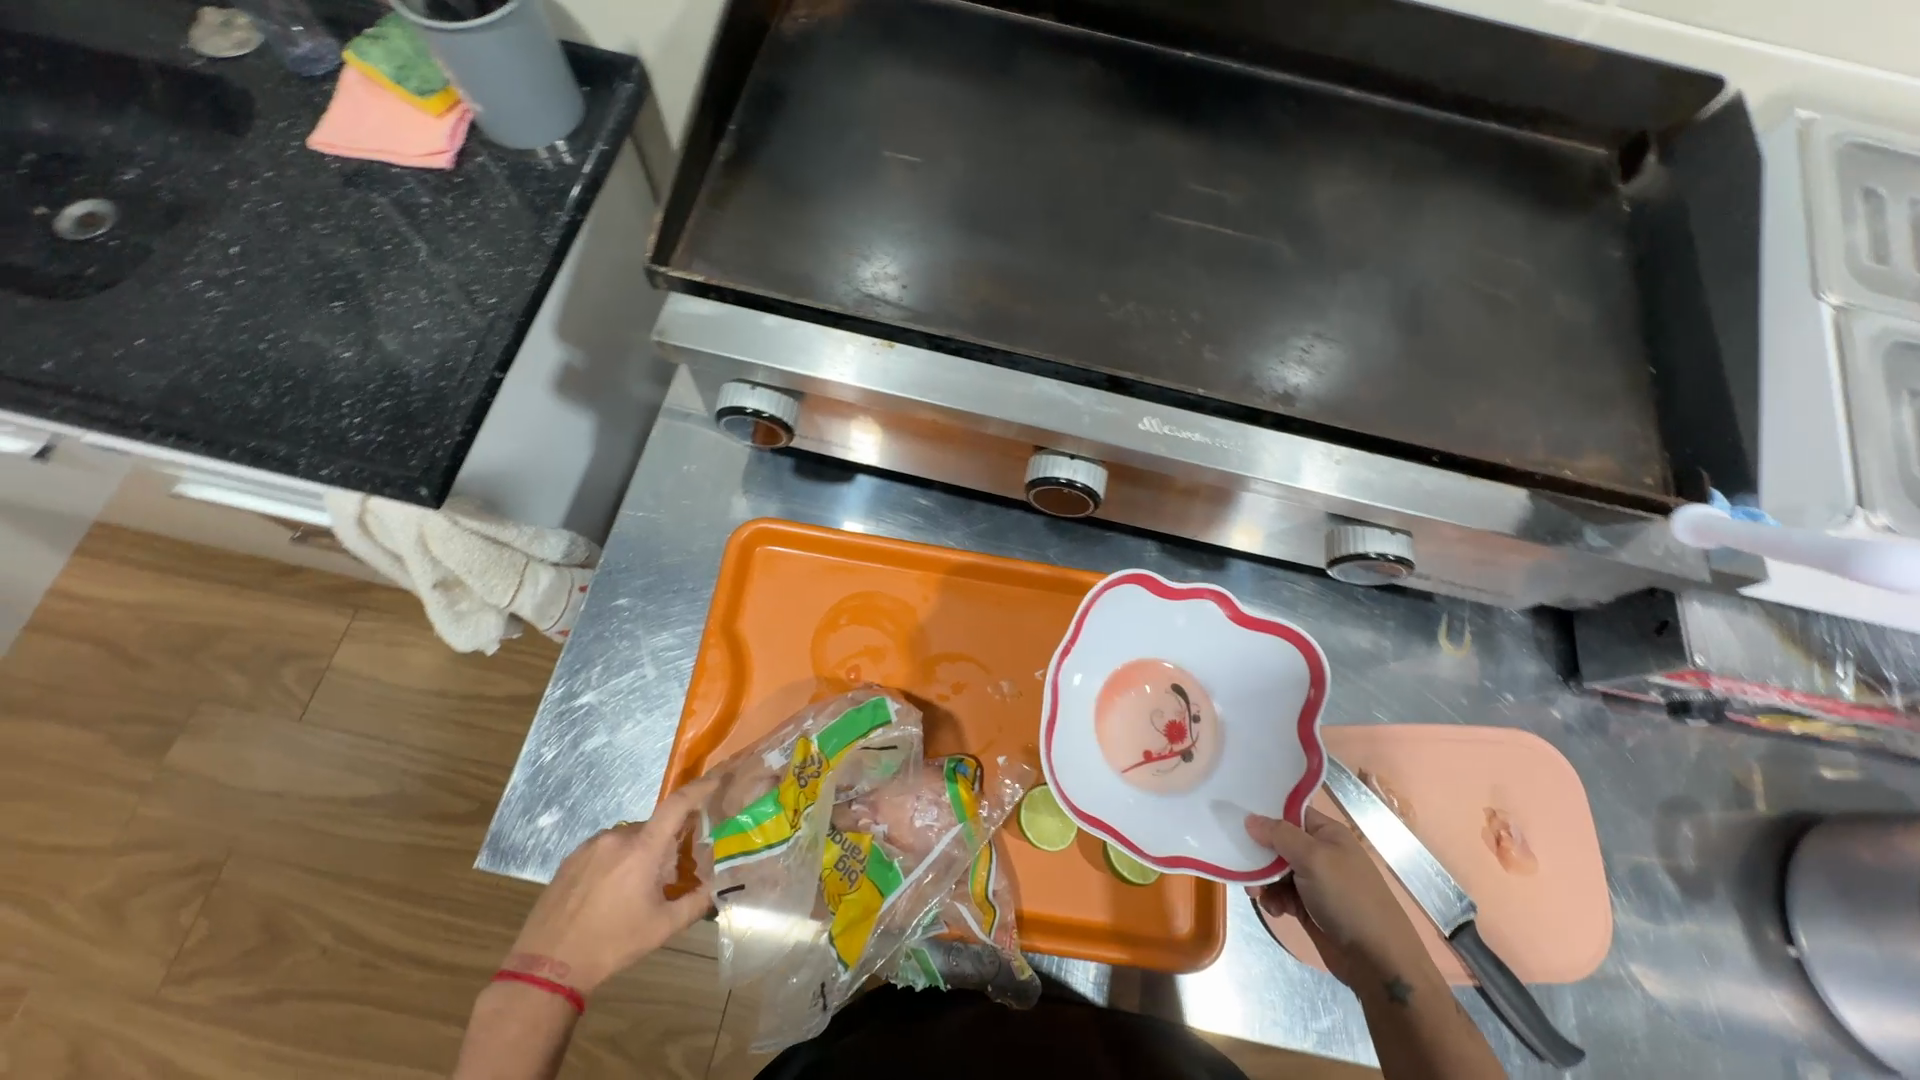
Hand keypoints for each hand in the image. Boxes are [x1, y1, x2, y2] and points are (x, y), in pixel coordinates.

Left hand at [503, 776, 718, 994]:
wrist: (547, 964)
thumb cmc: (611, 944)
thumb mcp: (662, 928)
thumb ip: (696, 902)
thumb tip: (719, 885)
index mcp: (642, 850)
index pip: (677, 805)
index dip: (700, 788)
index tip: (718, 780)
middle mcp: (616, 837)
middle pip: (654, 827)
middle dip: (667, 845)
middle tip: (670, 875)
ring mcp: (590, 846)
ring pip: (629, 839)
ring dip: (641, 854)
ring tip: (637, 890)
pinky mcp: (571, 858)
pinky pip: (606, 848)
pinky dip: (618, 861)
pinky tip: (611, 892)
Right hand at [1245, 806, 1426, 986]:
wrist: (1377, 959)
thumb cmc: (1348, 899)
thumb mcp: (1313, 859)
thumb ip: (1279, 835)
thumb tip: (1250, 819)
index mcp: (1327, 833)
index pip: (1290, 813)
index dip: (1264, 816)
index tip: (1235, 819)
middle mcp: (1320, 853)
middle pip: (1278, 843)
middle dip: (1259, 855)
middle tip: (1242, 867)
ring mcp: (1315, 882)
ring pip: (1275, 871)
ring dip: (1263, 882)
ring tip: (1258, 896)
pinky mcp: (1309, 907)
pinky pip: (1280, 895)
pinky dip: (1274, 901)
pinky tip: (1276, 911)